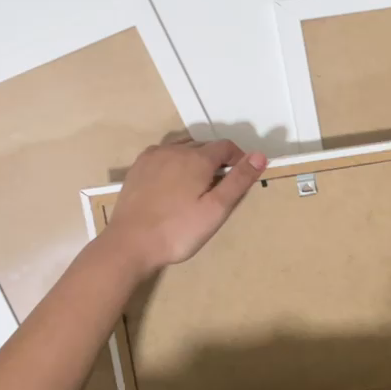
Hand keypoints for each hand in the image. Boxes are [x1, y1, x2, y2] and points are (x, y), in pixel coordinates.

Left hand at [100, 135, 266, 277]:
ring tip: (197, 184)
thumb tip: (260, 155)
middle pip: (204, 145)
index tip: (241, 176)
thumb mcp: (216, 209)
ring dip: (195, 158)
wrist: (130, 244)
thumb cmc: (178, 231)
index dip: (238, 158)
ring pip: (183, 147)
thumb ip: (238, 180)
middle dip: (217, 160)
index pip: (226, 146)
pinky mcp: (138, 167)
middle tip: (220, 186)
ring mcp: (153, 156)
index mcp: (197, 158)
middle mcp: (175, 149)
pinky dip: (175, 161)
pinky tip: (173, 182)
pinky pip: (163, 154)